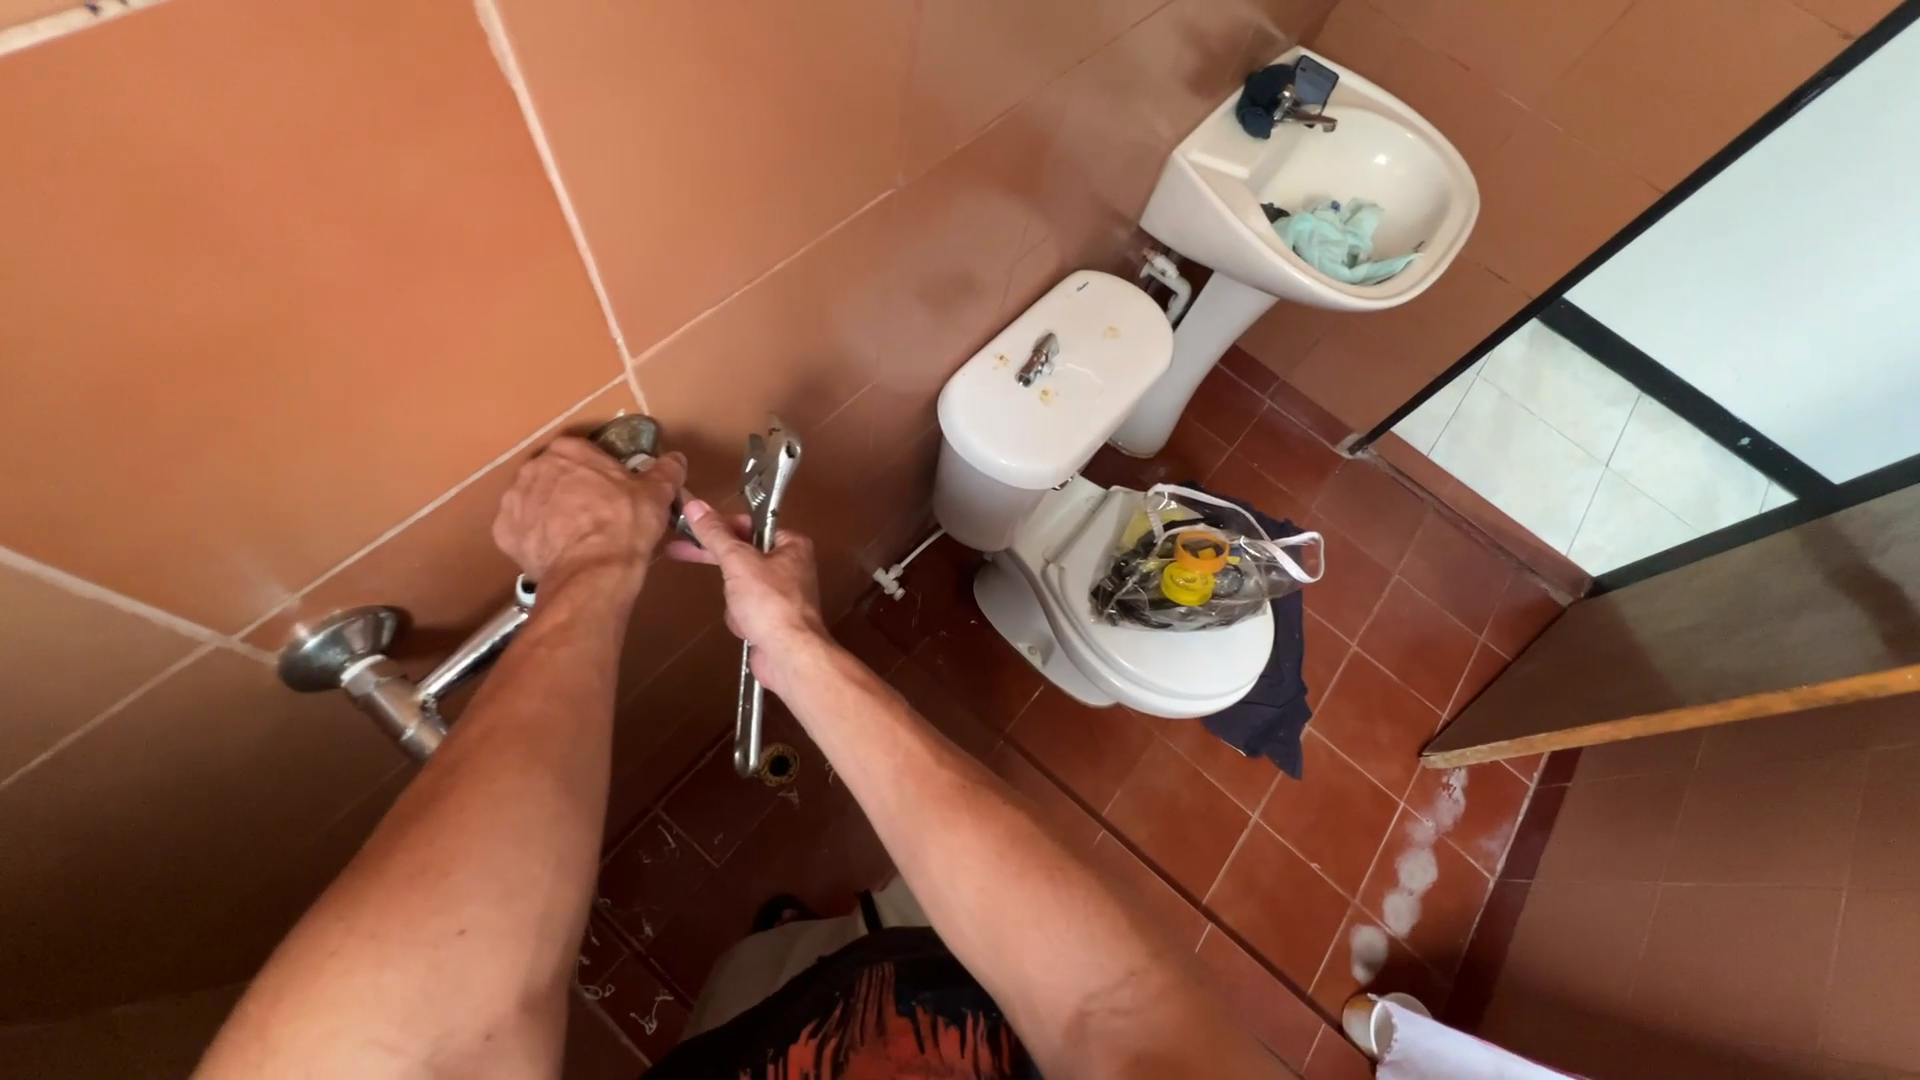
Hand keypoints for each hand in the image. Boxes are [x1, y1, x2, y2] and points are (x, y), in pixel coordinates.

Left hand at [492, 436, 687, 594]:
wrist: (593, 571)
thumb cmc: (625, 523)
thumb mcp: (657, 493)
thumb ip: (666, 471)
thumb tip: (675, 459)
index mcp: (568, 451)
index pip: (583, 452)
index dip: (600, 470)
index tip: (614, 488)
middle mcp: (533, 469)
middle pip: (555, 475)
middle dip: (572, 490)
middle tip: (598, 513)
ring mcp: (513, 502)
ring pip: (536, 502)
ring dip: (552, 513)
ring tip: (579, 536)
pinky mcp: (503, 534)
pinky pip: (523, 531)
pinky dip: (538, 539)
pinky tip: (561, 552)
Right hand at [666, 498, 827, 690]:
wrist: (788, 655)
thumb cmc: (768, 602)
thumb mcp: (738, 562)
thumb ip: (715, 534)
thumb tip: (694, 504)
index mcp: (791, 544)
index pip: (750, 525)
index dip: (721, 525)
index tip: (691, 525)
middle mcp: (790, 564)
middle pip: (742, 553)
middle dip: (720, 563)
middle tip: (678, 550)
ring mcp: (782, 592)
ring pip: (739, 583)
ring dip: (733, 599)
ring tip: (742, 611)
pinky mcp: (772, 616)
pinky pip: (744, 607)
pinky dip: (740, 617)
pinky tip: (745, 628)